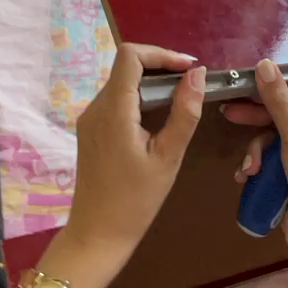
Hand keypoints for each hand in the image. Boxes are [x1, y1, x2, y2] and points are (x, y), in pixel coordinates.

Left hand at [59, 44, 205, 271]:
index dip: (161, 53)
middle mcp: (96, 107)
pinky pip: (116, 101)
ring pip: (121, 83)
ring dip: (151, 83)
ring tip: (180, 100)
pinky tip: (158, 118)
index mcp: (114, 110)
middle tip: (191, 85)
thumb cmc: (136, 199)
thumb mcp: (169, 156)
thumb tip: (197, 74)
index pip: (130, 55)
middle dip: (160, 67)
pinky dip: (139, 98)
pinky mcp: (90, 130)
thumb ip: (184, 112)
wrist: (97, 234)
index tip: (189, 69)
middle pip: (126, 67)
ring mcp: (89, 119)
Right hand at [222, 59, 287, 265]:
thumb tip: (265, 64)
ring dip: (255, 156)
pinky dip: (256, 172)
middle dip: (256, 127)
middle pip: (280, 122)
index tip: (248, 89)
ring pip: (270, 147)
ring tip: (250, 172)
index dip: (274, 94)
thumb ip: (279, 102)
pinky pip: (268, 168)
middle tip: (229, 115)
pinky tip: (246, 180)